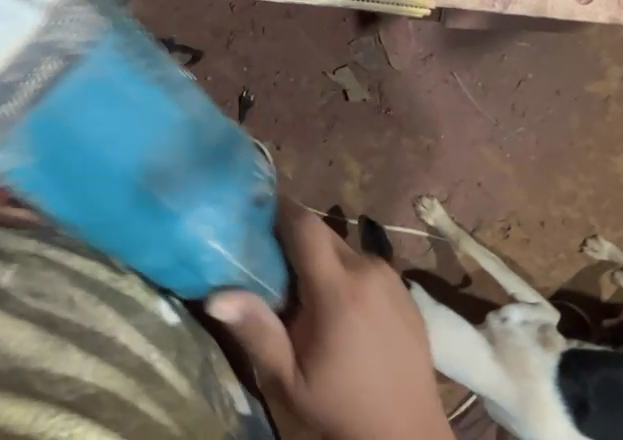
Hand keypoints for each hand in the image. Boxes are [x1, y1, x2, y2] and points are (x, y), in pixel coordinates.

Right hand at [206, 204, 450, 439]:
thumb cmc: (340, 411)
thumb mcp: (288, 382)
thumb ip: (257, 333)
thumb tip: (215, 296)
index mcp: (339, 289)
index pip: (303, 223)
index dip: (277, 210)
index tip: (252, 215)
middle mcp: (370, 271)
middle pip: (322, 232)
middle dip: (294, 240)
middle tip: (268, 266)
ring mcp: (393, 280)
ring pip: (345, 248)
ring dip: (320, 259)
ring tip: (301, 293)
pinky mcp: (407, 293)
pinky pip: (366, 267)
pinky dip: (346, 274)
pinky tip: (338, 309)